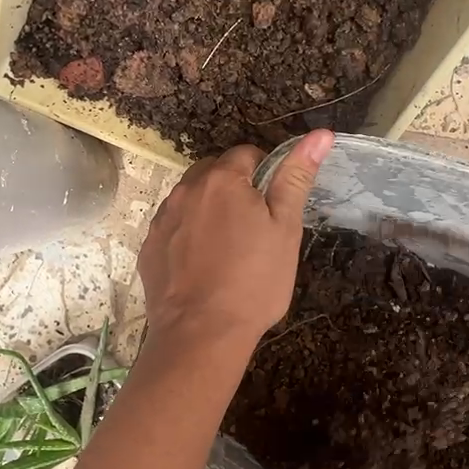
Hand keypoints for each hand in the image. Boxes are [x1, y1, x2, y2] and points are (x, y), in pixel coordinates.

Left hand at [138, 131, 333, 354]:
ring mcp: (162, 219)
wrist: (200, 333)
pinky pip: (173, 228)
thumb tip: (320, 134)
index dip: (265, 174)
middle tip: (254, 228)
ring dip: (209, 211)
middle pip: (214, 172)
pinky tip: (203, 266)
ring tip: (228, 250)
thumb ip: (296, 177)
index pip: (246, 154)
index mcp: (222, 179)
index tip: (273, 205)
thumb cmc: (253, 281)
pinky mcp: (149, 247)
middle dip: (234, 188)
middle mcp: (186, 190)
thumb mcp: (285, 228)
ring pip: (191, 200)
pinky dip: (188, 236)